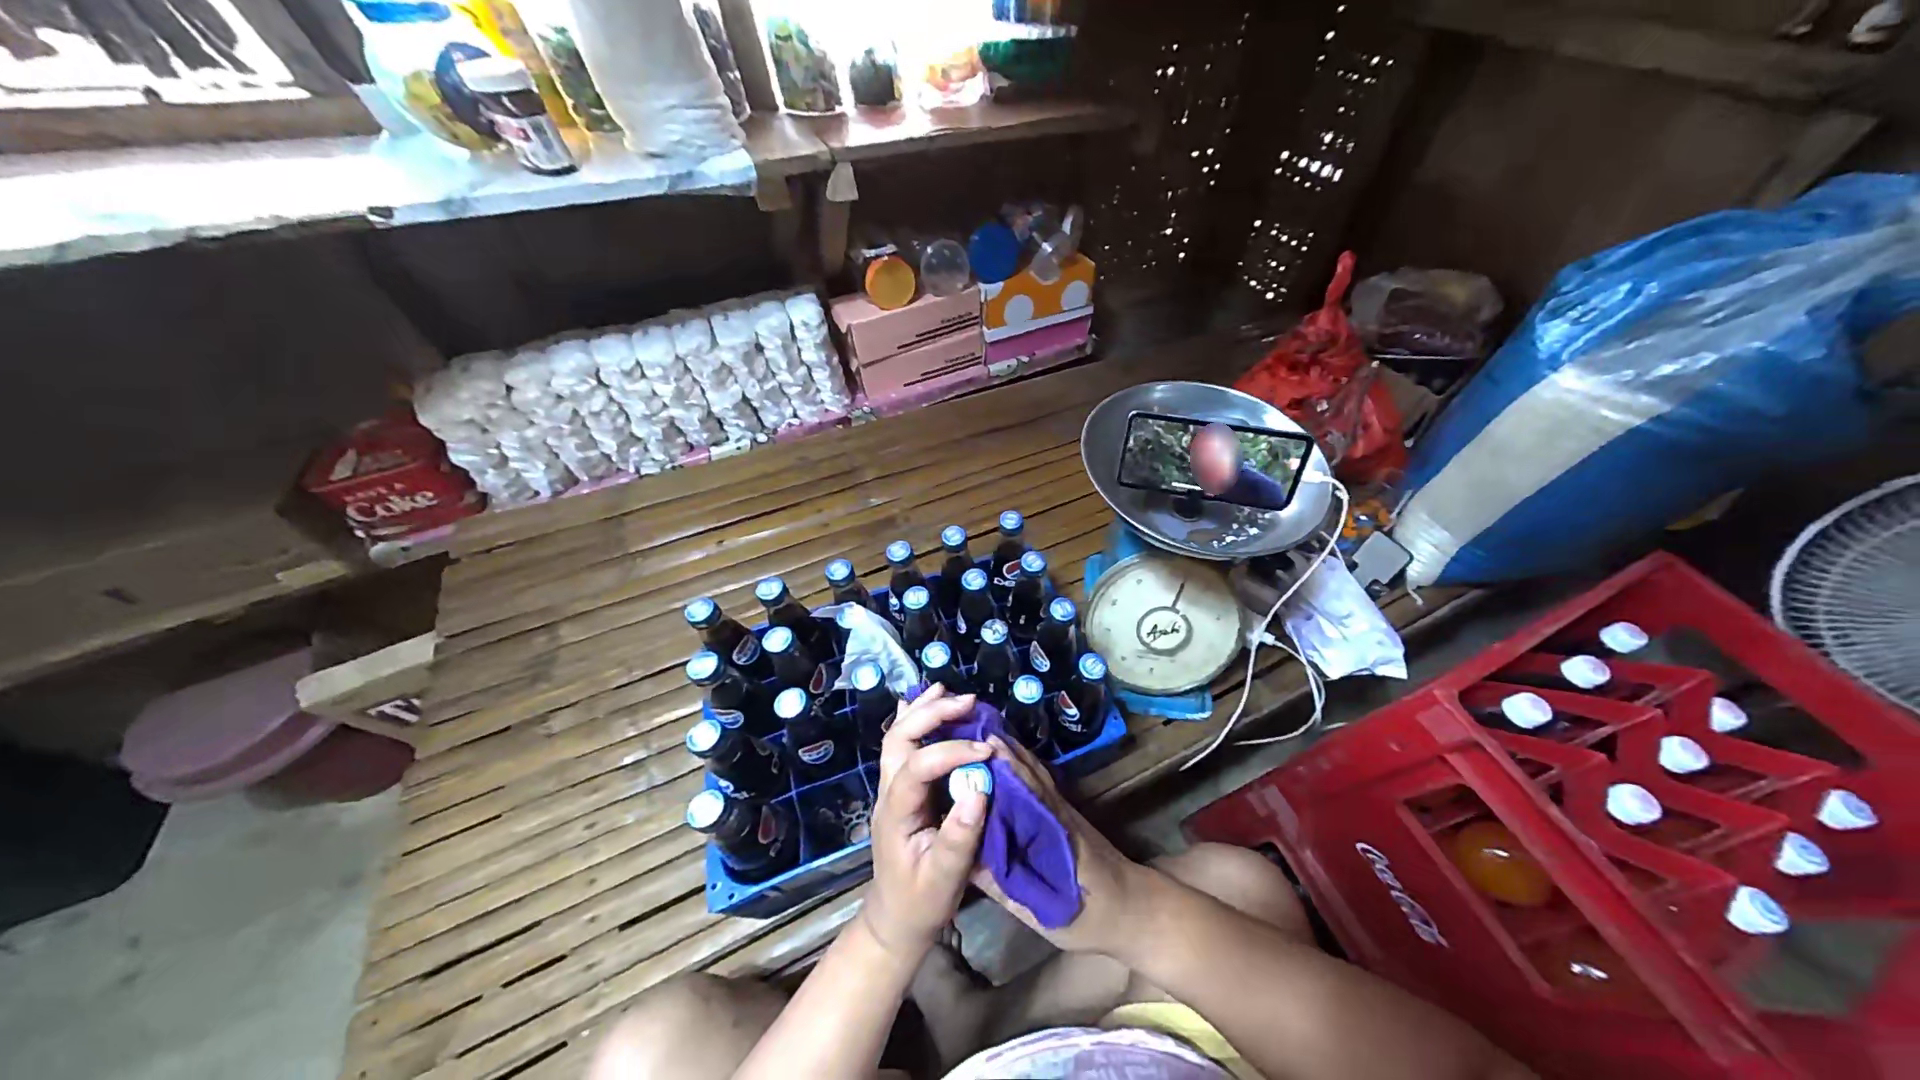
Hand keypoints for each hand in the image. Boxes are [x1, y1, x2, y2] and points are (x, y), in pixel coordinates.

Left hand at [859, 684, 992, 962]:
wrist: (896, 918)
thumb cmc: (921, 901)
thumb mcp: (945, 878)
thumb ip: (960, 837)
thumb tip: (979, 790)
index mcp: (895, 812)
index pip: (917, 767)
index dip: (950, 753)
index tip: (986, 752)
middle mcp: (888, 791)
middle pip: (899, 739)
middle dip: (930, 715)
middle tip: (966, 702)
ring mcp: (891, 787)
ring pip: (898, 737)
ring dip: (922, 711)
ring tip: (947, 690)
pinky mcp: (902, 788)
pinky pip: (903, 746)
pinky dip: (916, 721)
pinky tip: (924, 703)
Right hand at [971, 735, 1151, 956]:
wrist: (1133, 911)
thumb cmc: (1087, 916)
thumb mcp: (1041, 911)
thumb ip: (1002, 884)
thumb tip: (961, 856)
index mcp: (1050, 828)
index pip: (1021, 785)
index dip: (996, 764)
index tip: (966, 745)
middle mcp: (1055, 808)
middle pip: (1024, 768)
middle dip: (994, 749)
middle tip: (961, 728)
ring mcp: (1060, 807)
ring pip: (1030, 769)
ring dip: (1005, 751)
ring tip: (974, 734)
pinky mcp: (1062, 812)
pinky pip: (1035, 780)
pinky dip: (1016, 764)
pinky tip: (999, 758)